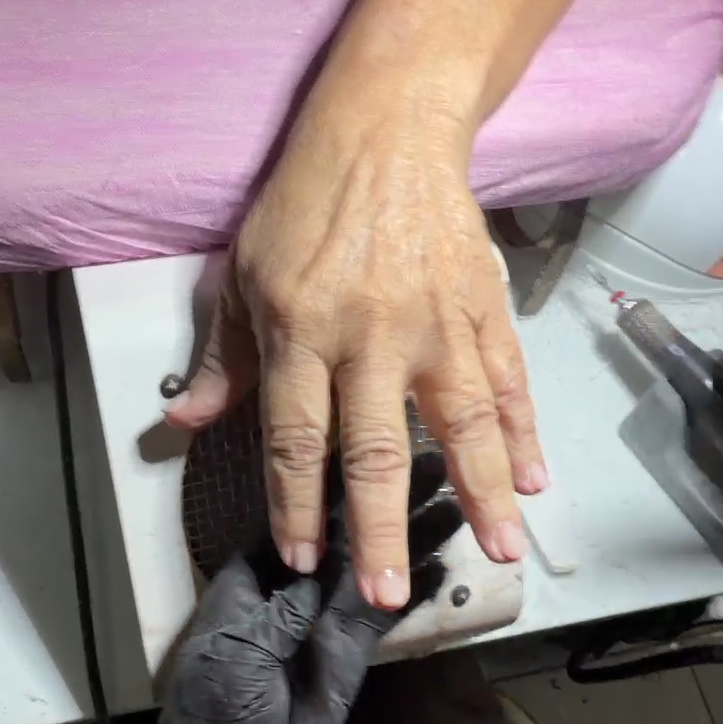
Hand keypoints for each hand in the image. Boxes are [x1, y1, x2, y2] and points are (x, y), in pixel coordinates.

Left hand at [111, 455, 464, 723]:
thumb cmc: (212, 719)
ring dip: (405, 535)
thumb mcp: (236, 657)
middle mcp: (288, 590)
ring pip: (367, 569)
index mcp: (246, 580)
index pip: (288, 517)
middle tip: (431, 459)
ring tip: (452, 498)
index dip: (324, 482)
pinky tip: (442, 561)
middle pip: (338, 535)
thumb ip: (281, 611)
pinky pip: (381, 616)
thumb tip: (320, 566)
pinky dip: (410, 589)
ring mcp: (321, 623)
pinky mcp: (347, 656)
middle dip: (378, 499)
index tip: (365, 442)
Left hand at [165, 112, 541, 610]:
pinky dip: (523, 430)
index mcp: (301, 334)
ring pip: (461, 423)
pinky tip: (535, 478)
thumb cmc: (301, 207)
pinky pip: (507, 377)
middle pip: (377, 450)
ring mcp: (435, 323)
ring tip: (500, 552)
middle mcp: (370, 337)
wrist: (384, 130)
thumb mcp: (239, 278)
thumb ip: (221, 361)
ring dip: (482, 492)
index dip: (296, 507)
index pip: (295, 440)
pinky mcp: (482, 305)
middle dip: (380, 529)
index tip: (302, 560)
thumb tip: (187, 426)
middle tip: (387, 593)